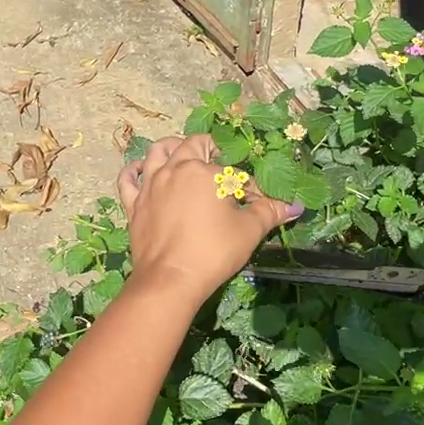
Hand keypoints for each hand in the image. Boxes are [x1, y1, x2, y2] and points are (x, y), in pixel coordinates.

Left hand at [117, 135, 302, 307]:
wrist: (170, 279)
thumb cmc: (213, 251)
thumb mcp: (249, 231)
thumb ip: (270, 212)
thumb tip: (296, 206)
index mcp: (204, 171)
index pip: (231, 170)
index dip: (246, 186)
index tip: (254, 202)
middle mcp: (175, 169)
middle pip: (190, 145)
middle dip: (207, 150)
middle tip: (218, 166)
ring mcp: (150, 185)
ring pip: (156, 152)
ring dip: (170, 148)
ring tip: (181, 154)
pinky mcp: (133, 203)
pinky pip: (127, 179)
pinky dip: (134, 171)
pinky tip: (141, 171)